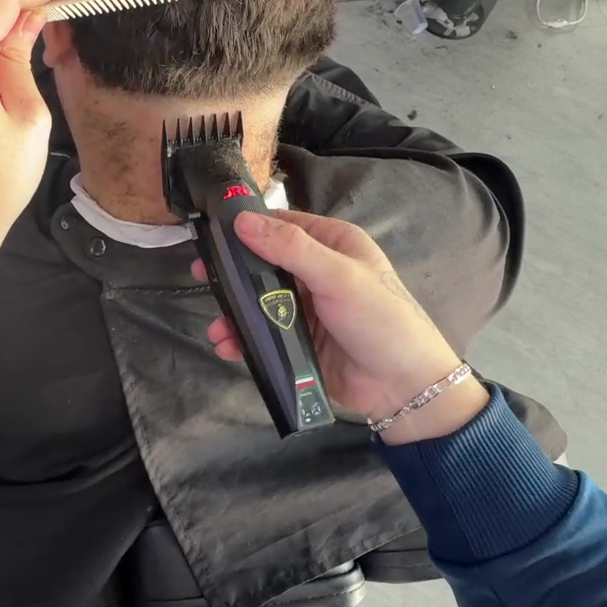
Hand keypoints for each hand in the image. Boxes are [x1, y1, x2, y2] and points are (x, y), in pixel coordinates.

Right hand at [197, 210, 489, 443]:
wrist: (405, 387)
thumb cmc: (380, 319)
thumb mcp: (337, 276)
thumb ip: (290, 248)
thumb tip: (241, 220)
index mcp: (333, 244)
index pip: (282, 225)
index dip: (248, 227)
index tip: (212, 234)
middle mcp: (317, 272)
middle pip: (264, 264)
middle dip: (232, 275)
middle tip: (201, 277)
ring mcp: (307, 309)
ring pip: (259, 302)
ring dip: (234, 313)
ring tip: (217, 329)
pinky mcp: (299, 341)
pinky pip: (263, 333)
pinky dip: (244, 340)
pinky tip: (229, 347)